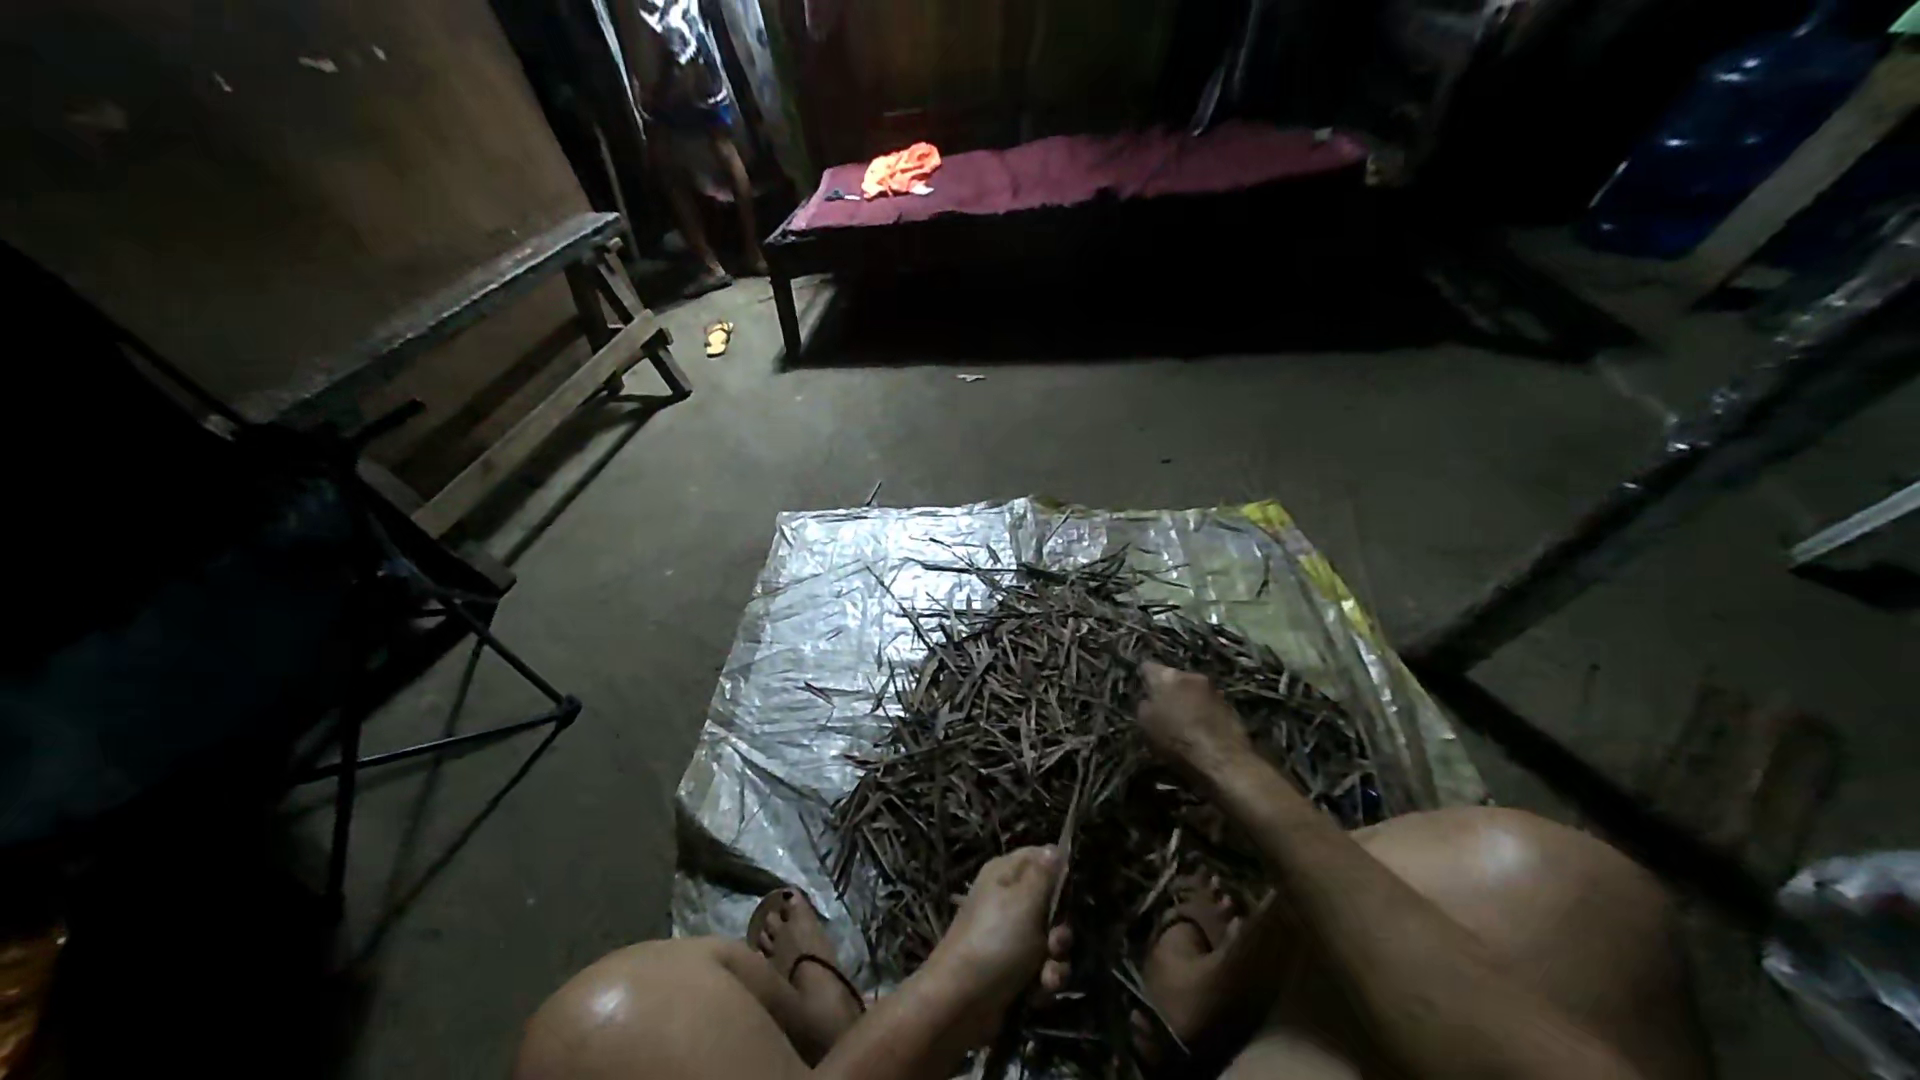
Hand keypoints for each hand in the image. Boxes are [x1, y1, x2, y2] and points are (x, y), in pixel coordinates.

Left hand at [924, 847, 1073, 1041]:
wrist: (960, 1001)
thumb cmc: (996, 940)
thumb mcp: (1025, 900)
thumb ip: (1044, 874)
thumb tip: (1055, 848)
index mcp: (1005, 874)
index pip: (1040, 857)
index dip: (1059, 873)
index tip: (1068, 893)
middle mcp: (1007, 900)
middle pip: (1051, 903)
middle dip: (1060, 928)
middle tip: (1055, 942)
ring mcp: (1009, 935)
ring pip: (1049, 939)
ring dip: (1055, 960)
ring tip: (1048, 976)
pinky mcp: (1012, 967)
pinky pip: (1041, 966)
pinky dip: (1044, 979)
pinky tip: (1039, 991)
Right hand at [1136, 662, 1255, 776]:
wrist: (1222, 759)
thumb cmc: (1176, 740)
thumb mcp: (1145, 725)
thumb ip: (1144, 706)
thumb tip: (1149, 701)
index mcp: (1166, 677)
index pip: (1147, 667)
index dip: (1143, 679)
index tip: (1143, 692)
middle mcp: (1191, 676)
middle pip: (1173, 677)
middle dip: (1168, 689)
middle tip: (1163, 708)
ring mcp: (1213, 689)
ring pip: (1193, 690)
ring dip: (1188, 700)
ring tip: (1184, 721)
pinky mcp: (1230, 706)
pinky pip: (1209, 704)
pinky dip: (1203, 712)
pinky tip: (1202, 729)